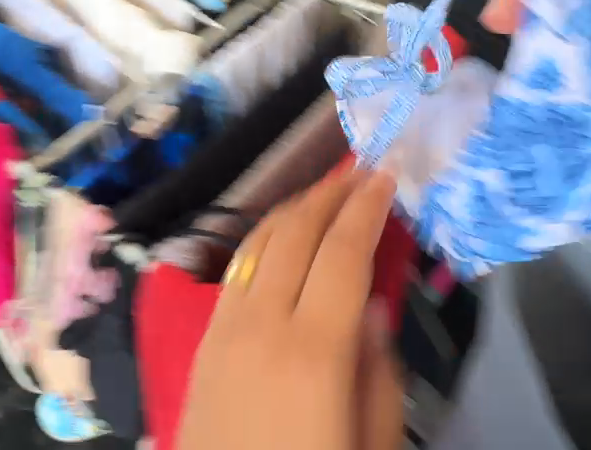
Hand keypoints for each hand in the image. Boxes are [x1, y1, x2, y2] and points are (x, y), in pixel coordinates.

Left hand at [178, 169, 402, 449]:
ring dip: (297, 205)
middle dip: (332, 191)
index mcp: (313, 349)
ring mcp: (225, 325)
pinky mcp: (204, 338)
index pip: (344, 251)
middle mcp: (263, 320)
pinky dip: (266, 235)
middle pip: (298, 230)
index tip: (386, 175)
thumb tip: (374, 307)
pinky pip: (238, 267)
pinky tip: (283, 235)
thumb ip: (378, 376)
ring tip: (328, 189)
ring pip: (262, 238)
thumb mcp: (370, 446)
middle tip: (361, 169)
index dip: (367, 207)